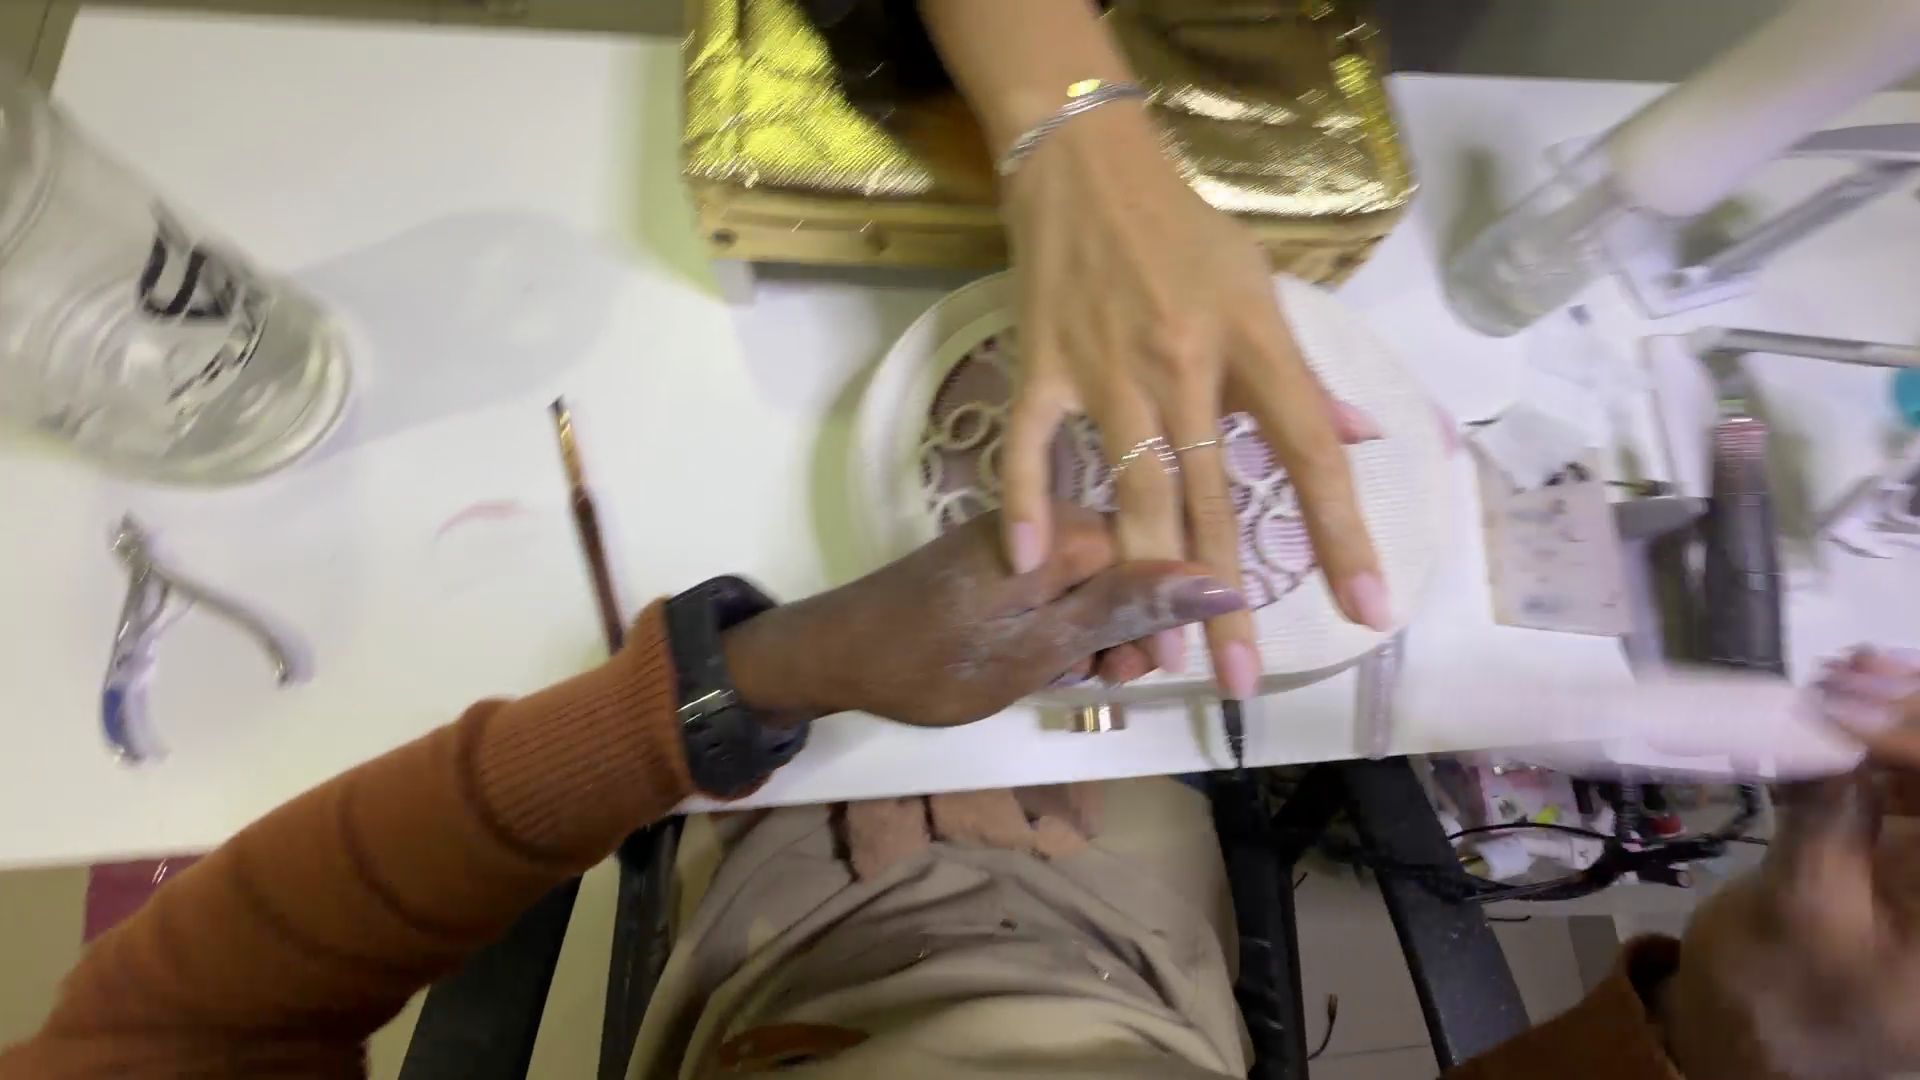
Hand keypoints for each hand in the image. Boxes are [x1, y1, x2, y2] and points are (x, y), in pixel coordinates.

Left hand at [720, 502, 1243, 727]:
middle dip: (1118, 631)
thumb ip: (1125, 609)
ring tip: (1053, 675)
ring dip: (1086, 636)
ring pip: (1089, 586)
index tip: (1127, 670)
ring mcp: (1016, 539)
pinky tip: (1034, 660)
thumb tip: (1219, 583)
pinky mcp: (997, 560)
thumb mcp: (1040, 647)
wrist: (839, 653)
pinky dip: (1055, 628)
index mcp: (1061, 530)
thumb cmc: (938, 662)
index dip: (1156, 620)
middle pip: (1124, 570)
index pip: (1156, 557)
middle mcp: (1043, 520)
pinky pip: (1053, 589)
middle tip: (1085, 677)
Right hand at [997, 103, 1387, 699]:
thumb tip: (1362, 436)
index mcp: (1250, 343)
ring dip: (1137, 579)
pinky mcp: (1038, 368)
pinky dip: (1024, 502)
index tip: (1363, 610)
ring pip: (1127, 490)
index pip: (1307, 453)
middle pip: (1212, 499)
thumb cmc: (1181, 228)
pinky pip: (1029, 446)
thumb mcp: (1260, 286)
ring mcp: (1104, 370)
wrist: (1084, 164)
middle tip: (1238, 681)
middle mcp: (1182, 366)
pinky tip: (1024, 566)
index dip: (1340, 534)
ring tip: (1148, 655)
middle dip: (1225, 598)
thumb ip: (1305, 374)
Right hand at [1661, 648, 1919, 1079]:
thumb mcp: (1799, 914)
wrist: (1758, 1033)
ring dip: (1900, 716)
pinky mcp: (1903, 848)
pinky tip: (1838, 705)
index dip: (1919, 745)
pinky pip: (1905, 782)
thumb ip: (1823, 825)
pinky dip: (1875, 739)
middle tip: (1855, 671)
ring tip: (1846, 673)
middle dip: (1919, 717)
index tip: (1840, 706)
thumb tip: (1833, 734)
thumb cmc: (1783, 989)